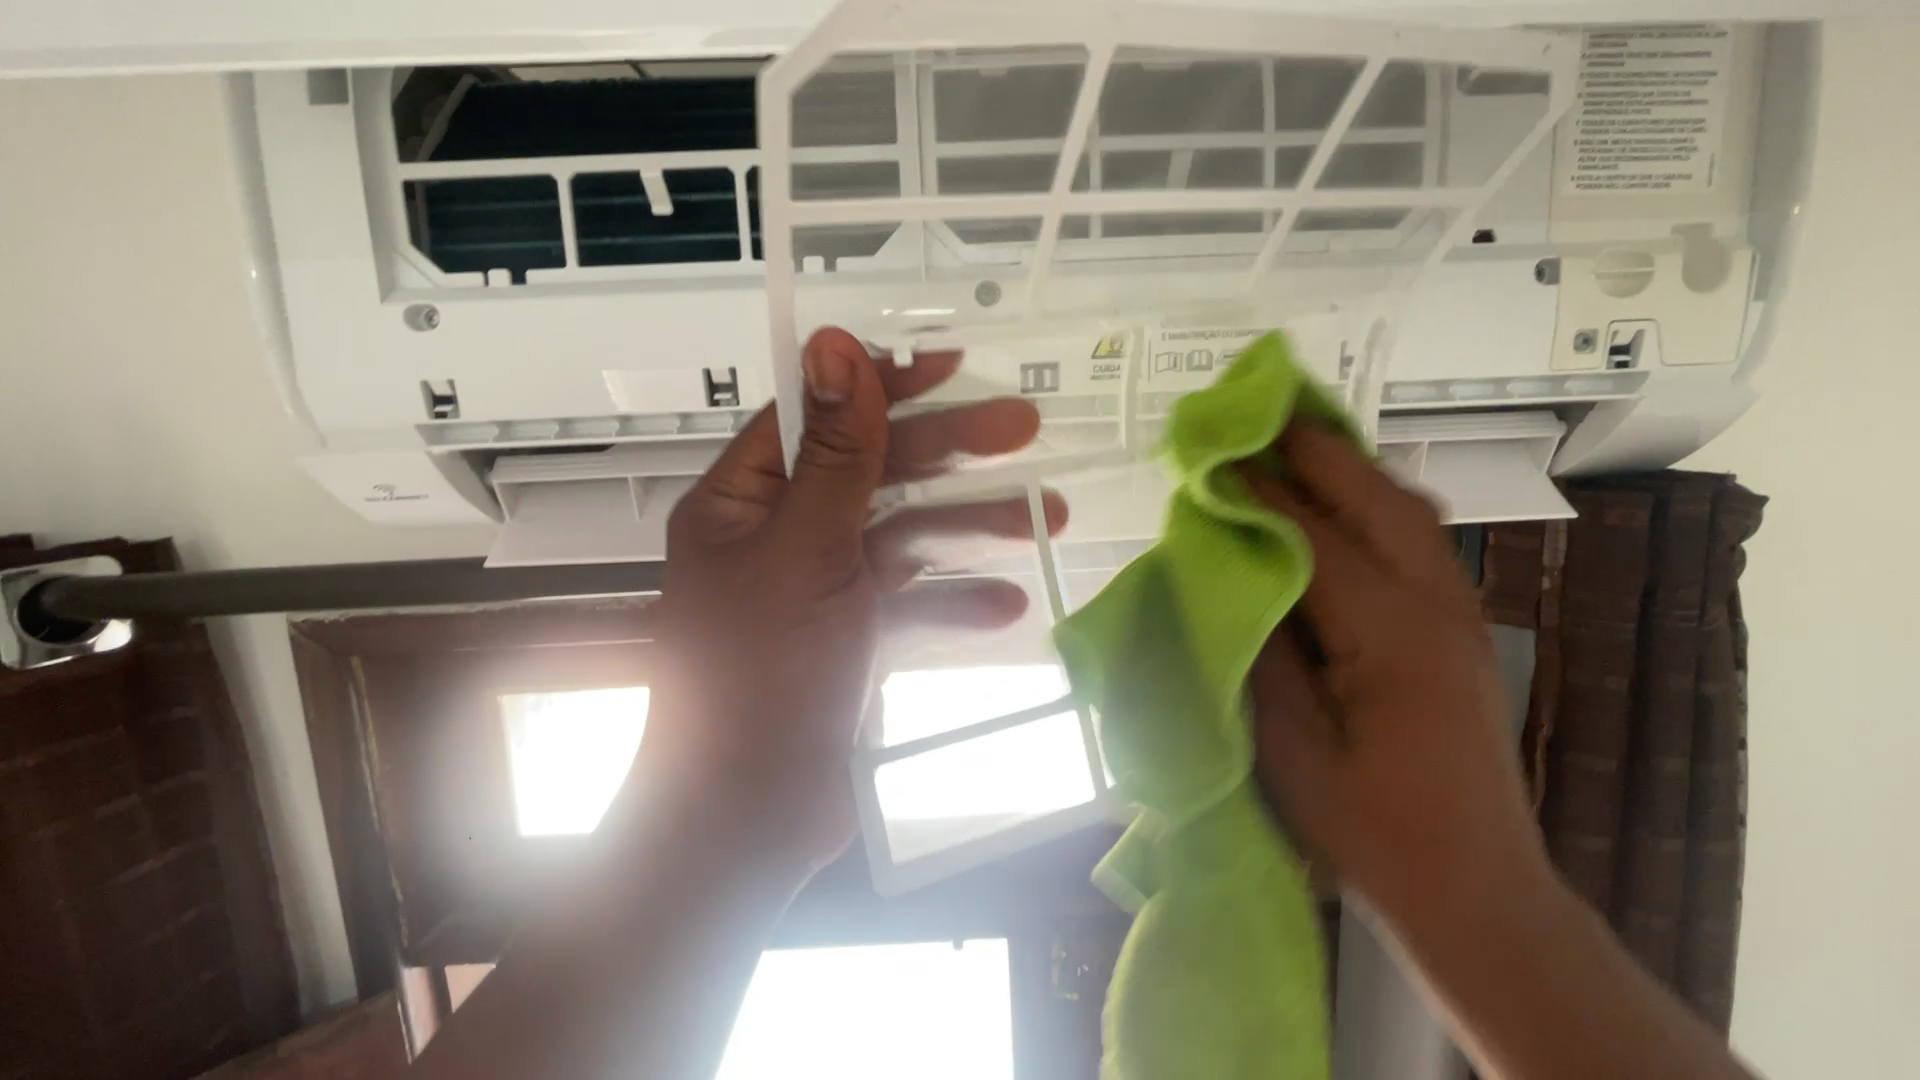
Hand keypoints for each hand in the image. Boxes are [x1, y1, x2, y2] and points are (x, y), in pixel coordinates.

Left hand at [641, 327, 1065, 870]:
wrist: (750, 818)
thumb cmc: (764, 675)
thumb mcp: (807, 552)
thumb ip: (835, 455)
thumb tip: (836, 343)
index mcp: (743, 502)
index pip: (815, 417)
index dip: (882, 385)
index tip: (953, 364)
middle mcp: (779, 535)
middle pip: (871, 471)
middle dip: (950, 453)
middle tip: (1026, 428)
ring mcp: (820, 588)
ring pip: (902, 536)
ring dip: (970, 528)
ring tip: (1047, 519)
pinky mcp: (852, 638)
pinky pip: (909, 603)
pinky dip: (954, 601)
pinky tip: (1007, 606)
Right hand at [1243, 422, 1550, 926]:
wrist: (1473, 887)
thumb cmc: (1369, 831)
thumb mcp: (1291, 753)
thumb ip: (1262, 654)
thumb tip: (1233, 572)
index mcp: (1395, 640)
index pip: (1317, 541)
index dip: (1261, 495)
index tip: (1213, 457)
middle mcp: (1441, 610)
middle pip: (1382, 504)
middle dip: (1320, 453)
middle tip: (1262, 416)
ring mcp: (1462, 618)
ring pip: (1412, 516)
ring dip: (1354, 473)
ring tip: (1297, 445)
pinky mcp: (1462, 632)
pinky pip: (1420, 544)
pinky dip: (1377, 508)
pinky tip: (1342, 507)